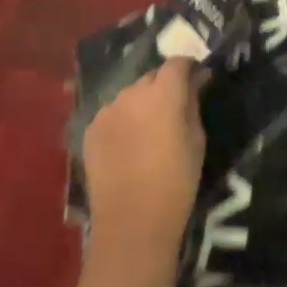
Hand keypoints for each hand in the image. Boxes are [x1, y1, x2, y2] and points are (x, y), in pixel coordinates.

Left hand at [82, 57, 208, 249]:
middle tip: (172, 110)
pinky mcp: (90, 129)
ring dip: (140, 104)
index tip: (196, 79)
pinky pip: (111, 114)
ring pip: (129, 96)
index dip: (188, 67)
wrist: (131, 223)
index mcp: (163, 93)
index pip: (177, 62)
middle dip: (163, 86)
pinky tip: (126, 145)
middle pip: (151, 77)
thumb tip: (196, 81)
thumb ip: (193, 104)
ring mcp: (107, 110)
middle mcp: (132, 92)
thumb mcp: (196, 142)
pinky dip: (121, 121)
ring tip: (146, 131)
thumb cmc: (175, 183)